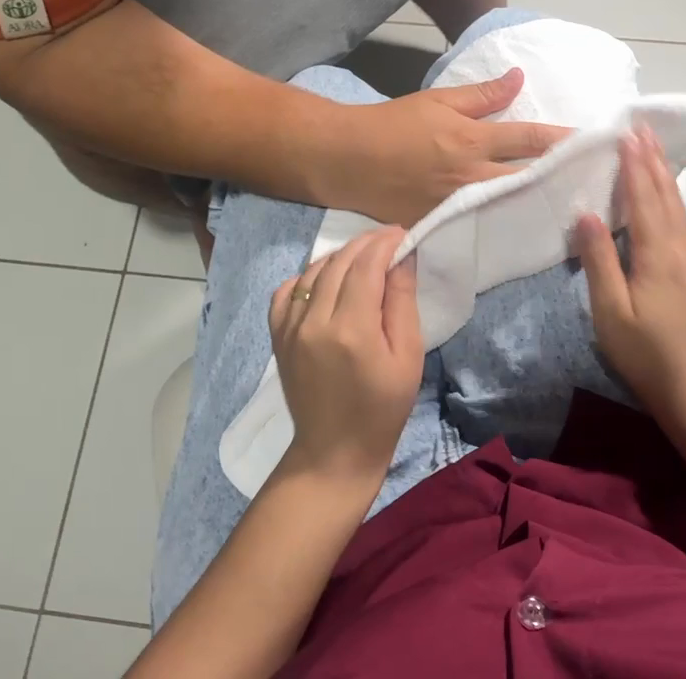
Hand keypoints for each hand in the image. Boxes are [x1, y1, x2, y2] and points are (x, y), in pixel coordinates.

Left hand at [270, 228, 424, 482]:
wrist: (334, 451)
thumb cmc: (382, 408)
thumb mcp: (407, 356)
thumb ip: (402, 303)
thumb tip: (402, 258)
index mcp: (351, 328)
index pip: (366, 265)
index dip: (385, 242)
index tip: (403, 234)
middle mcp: (314, 320)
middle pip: (339, 262)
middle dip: (367, 244)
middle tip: (390, 240)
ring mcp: (290, 327)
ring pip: (314, 271)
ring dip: (341, 256)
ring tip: (365, 257)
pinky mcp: (278, 336)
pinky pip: (288, 290)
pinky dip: (309, 276)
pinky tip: (327, 281)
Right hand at [322, 68, 567, 226]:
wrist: (348, 158)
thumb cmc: (393, 123)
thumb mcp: (438, 100)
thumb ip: (482, 95)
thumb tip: (518, 79)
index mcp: (473, 141)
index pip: (529, 140)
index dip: (561, 140)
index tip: (588, 141)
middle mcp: (472, 177)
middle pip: (527, 178)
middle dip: (559, 177)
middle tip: (589, 179)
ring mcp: (459, 206)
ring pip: (509, 206)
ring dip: (537, 203)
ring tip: (568, 203)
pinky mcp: (443, 225)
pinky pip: (481, 224)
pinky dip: (503, 222)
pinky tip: (523, 227)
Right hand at [576, 129, 685, 416]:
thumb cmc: (643, 351)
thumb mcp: (609, 311)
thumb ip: (599, 260)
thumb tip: (587, 213)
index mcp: (657, 254)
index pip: (644, 198)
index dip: (634, 165)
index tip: (626, 133)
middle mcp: (679, 248)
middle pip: (666, 194)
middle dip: (652, 159)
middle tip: (641, 127)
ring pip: (677, 205)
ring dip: (664, 173)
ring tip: (653, 147)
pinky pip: (681, 219)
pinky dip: (670, 195)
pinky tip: (666, 192)